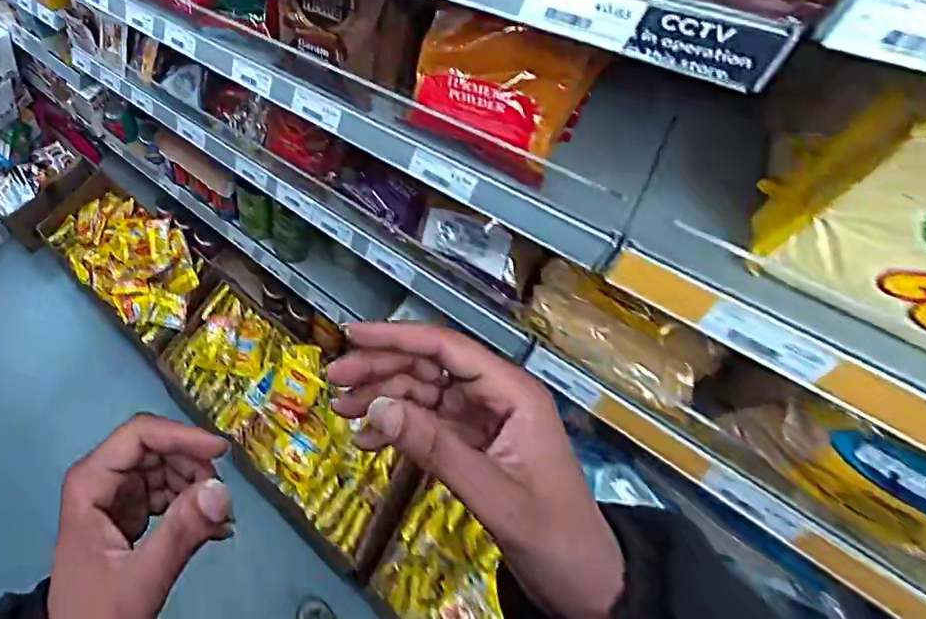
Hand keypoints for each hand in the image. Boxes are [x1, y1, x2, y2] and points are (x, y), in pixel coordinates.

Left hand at [49, 413, 235, 618]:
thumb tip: (221, 490)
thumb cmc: (97, 614)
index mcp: (90, 480)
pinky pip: (164, 493)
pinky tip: (212, 527)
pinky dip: (188, 505)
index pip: (139, 435)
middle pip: (153, 448)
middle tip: (222, 497)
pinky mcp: (128, 512)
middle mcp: (101, 477)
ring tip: (220, 519)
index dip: (180, 435)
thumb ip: (180, 533)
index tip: (220, 450)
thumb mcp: (140, 579)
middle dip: (191, 466)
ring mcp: (115, 494)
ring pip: (162, 468)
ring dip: (194, 486)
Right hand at [327, 323, 622, 618]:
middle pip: (424, 365)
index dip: (395, 336)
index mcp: (511, 392)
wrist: (589, 592)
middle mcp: (492, 394)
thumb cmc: (556, 539)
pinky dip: (392, 427)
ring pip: (417, 390)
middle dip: (378, 369)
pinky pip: (421, 421)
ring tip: (342, 410)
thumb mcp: (495, 496)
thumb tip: (376, 407)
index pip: (444, 346)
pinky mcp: (467, 440)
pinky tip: (367, 439)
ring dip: (379, 398)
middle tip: (336, 378)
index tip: (352, 334)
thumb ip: (435, 449)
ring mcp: (478, 416)